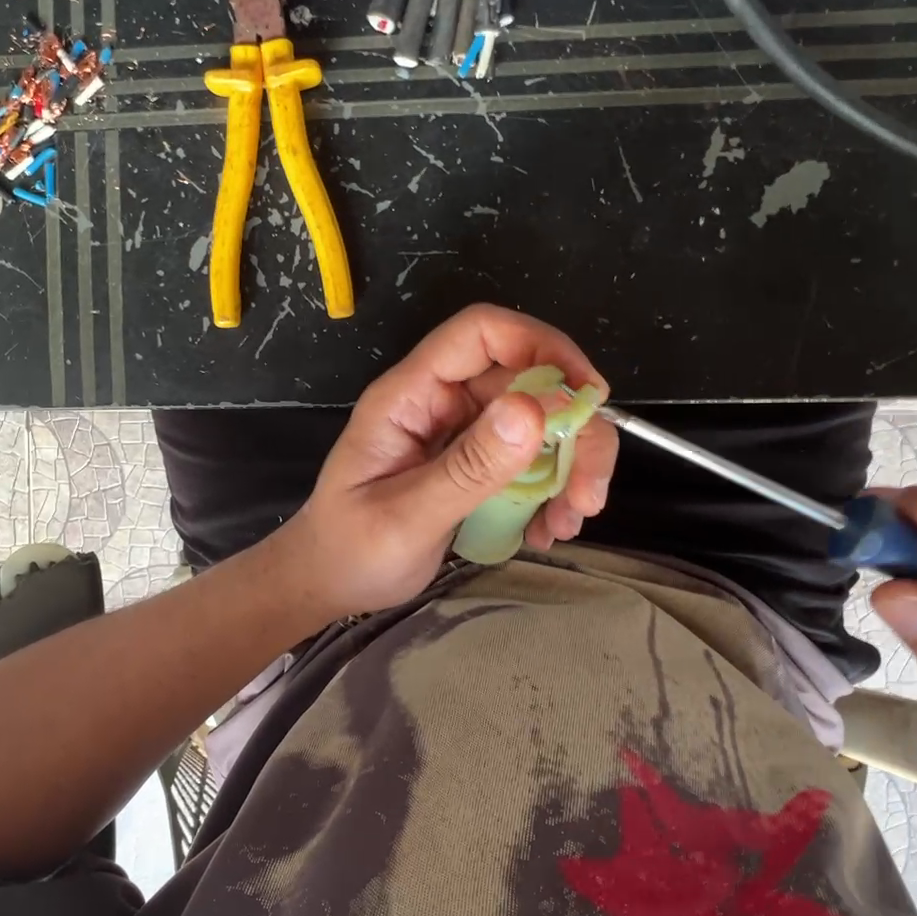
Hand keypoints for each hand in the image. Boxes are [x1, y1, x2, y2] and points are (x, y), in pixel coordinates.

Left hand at [278, 304, 617, 620]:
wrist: (328, 582)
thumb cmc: (351, 549)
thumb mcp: (408, 516)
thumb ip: (470, 466)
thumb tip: (535, 409)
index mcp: (409, 395)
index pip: (480, 333)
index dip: (541, 346)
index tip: (588, 396)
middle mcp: (438, 403)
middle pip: (525, 381)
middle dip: (572, 429)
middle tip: (588, 494)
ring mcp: (457, 432)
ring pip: (536, 422)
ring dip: (569, 466)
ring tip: (568, 522)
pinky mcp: (473, 464)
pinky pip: (528, 459)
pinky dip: (551, 489)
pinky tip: (546, 530)